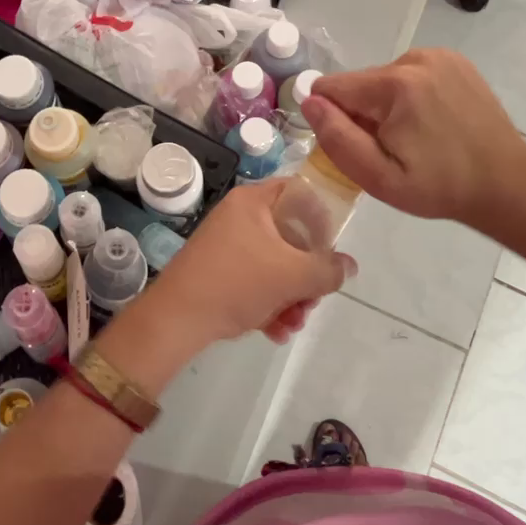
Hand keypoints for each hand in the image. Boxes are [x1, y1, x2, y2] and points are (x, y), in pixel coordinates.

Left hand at [140, 181, 355, 347]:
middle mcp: (239, 218)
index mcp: (253, 202)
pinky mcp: (219, 274)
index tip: (332, 248)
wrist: (177, 318)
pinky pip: (255, 283)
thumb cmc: (237, 282)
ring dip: (292, 297)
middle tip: (313, 299)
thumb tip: (348, 266)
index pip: (298, 192)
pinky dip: (269, 305)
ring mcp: (228, 247)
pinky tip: (276, 331)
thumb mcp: (292, 275)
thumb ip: (328, 269)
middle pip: (291, 237)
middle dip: (307, 275)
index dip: (322, 217)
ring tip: (294, 323)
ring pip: (275, 266)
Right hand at [301, 48, 525, 224]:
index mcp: (395, 85)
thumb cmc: (439, 187)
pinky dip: (410, 96)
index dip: (334, 119)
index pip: (331, 87)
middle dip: (363, 113)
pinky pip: (409, 75)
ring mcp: (439, 57)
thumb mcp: (378, 177)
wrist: (507, 183)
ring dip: (386, 106)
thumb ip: (337, 138)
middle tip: (392, 149)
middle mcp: (415, 60)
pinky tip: (431, 123)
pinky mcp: (455, 61)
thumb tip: (309, 102)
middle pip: (359, 84)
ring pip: (383, 80)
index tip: (359, 144)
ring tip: (415, 138)